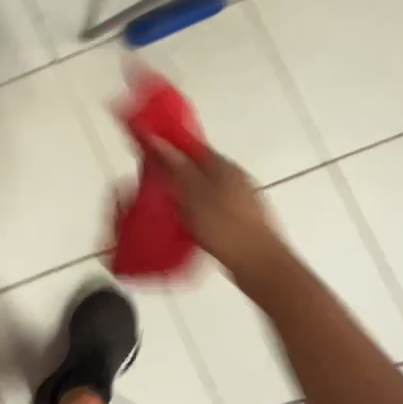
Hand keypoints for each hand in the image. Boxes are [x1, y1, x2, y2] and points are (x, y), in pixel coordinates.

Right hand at [152, 141, 295, 290]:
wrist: (261, 266)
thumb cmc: (223, 228)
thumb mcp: (193, 193)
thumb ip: (175, 165)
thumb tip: (155, 137)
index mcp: (223, 166)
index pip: (189, 143)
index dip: (165, 142)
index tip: (142, 147)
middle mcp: (234, 176)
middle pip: (196, 165)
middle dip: (171, 168)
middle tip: (146, 179)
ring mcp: (240, 198)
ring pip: (203, 185)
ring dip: (182, 189)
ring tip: (160, 202)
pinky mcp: (241, 218)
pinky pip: (209, 204)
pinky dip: (193, 206)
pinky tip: (183, 219)